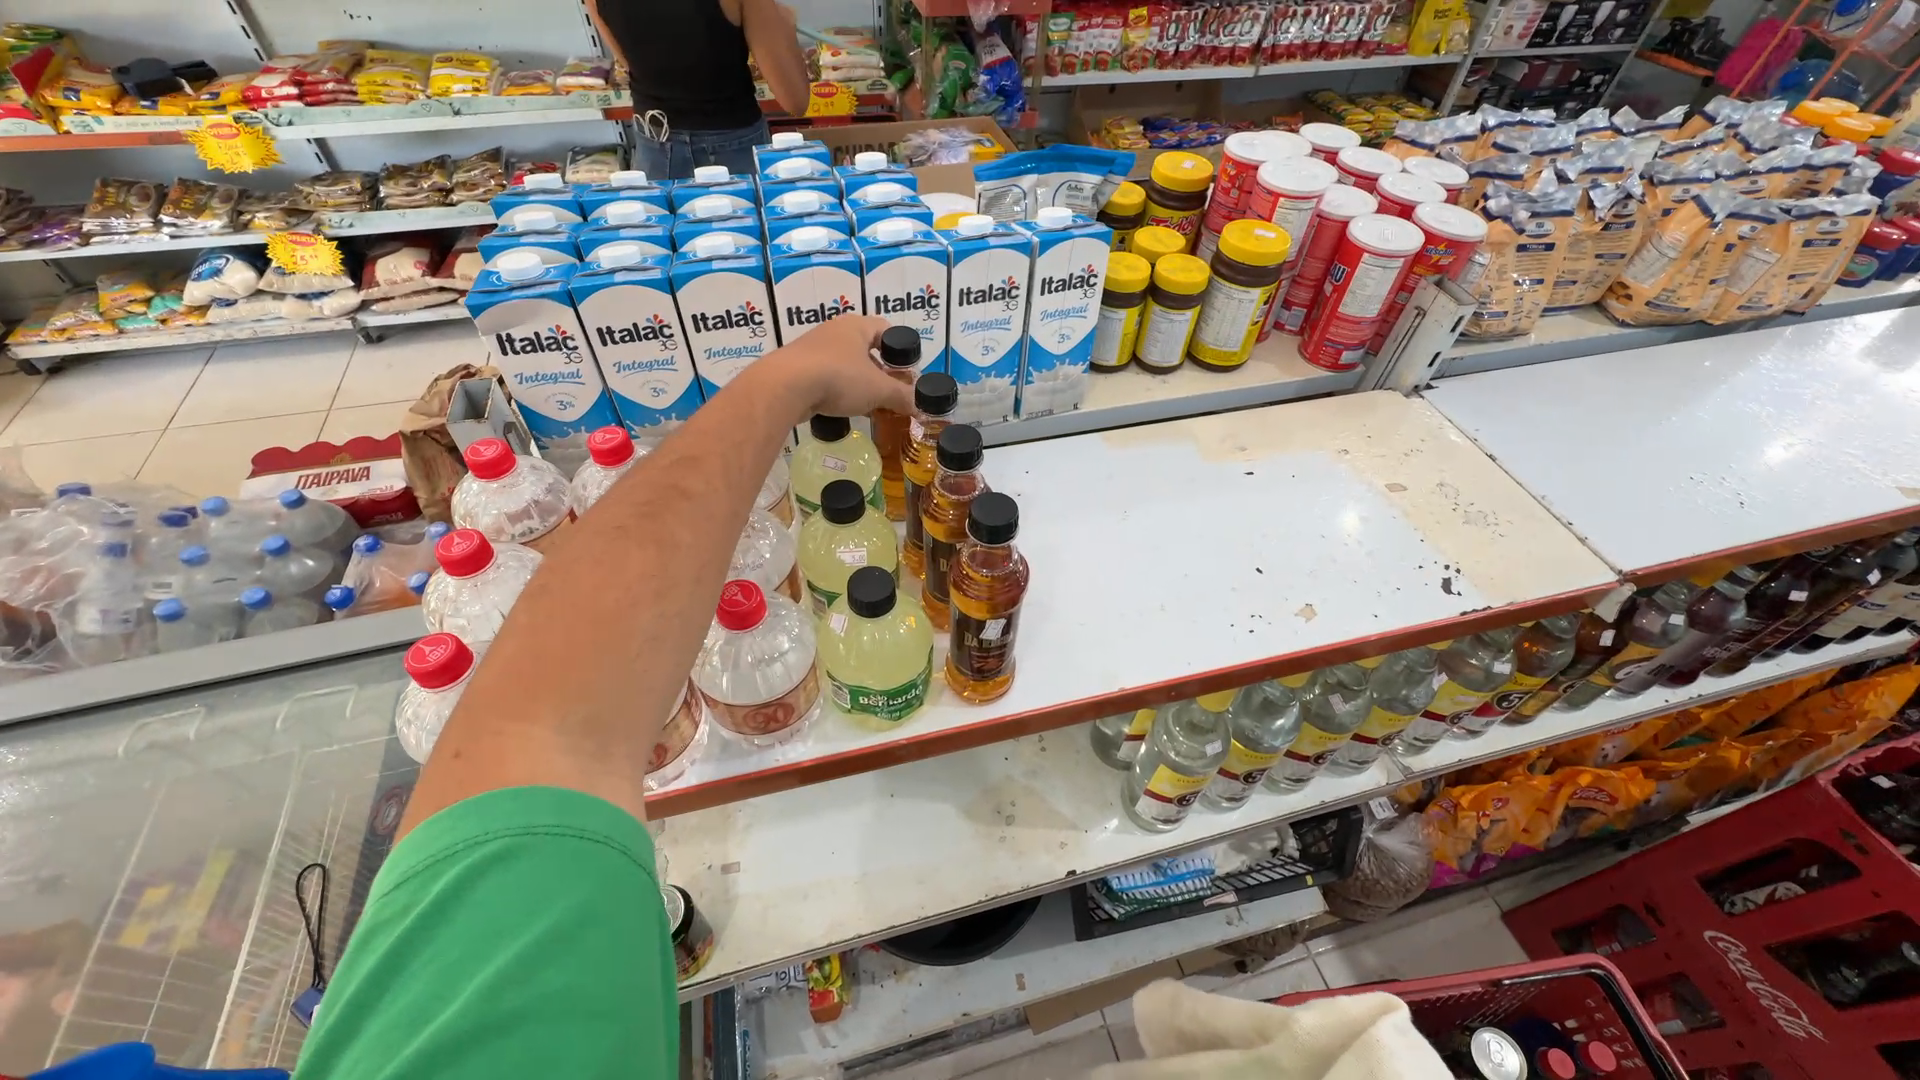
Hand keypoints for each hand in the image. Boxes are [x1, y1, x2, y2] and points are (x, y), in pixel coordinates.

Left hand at [760, 315, 915, 421]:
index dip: (899, 349)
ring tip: (869, 405)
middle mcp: (834, 331)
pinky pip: (826, 377)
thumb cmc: (839, 378)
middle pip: (865, 348)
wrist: (785, 387)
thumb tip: (919, 408)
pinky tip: (843, 409)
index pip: (886, 329)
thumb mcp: (879, 390)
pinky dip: (838, 391)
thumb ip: (902, 397)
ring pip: (845, 364)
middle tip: (890, 391)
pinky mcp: (798, 368)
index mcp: (856, 326)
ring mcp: (813, 349)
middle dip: (879, 371)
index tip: (906, 371)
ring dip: (859, 383)